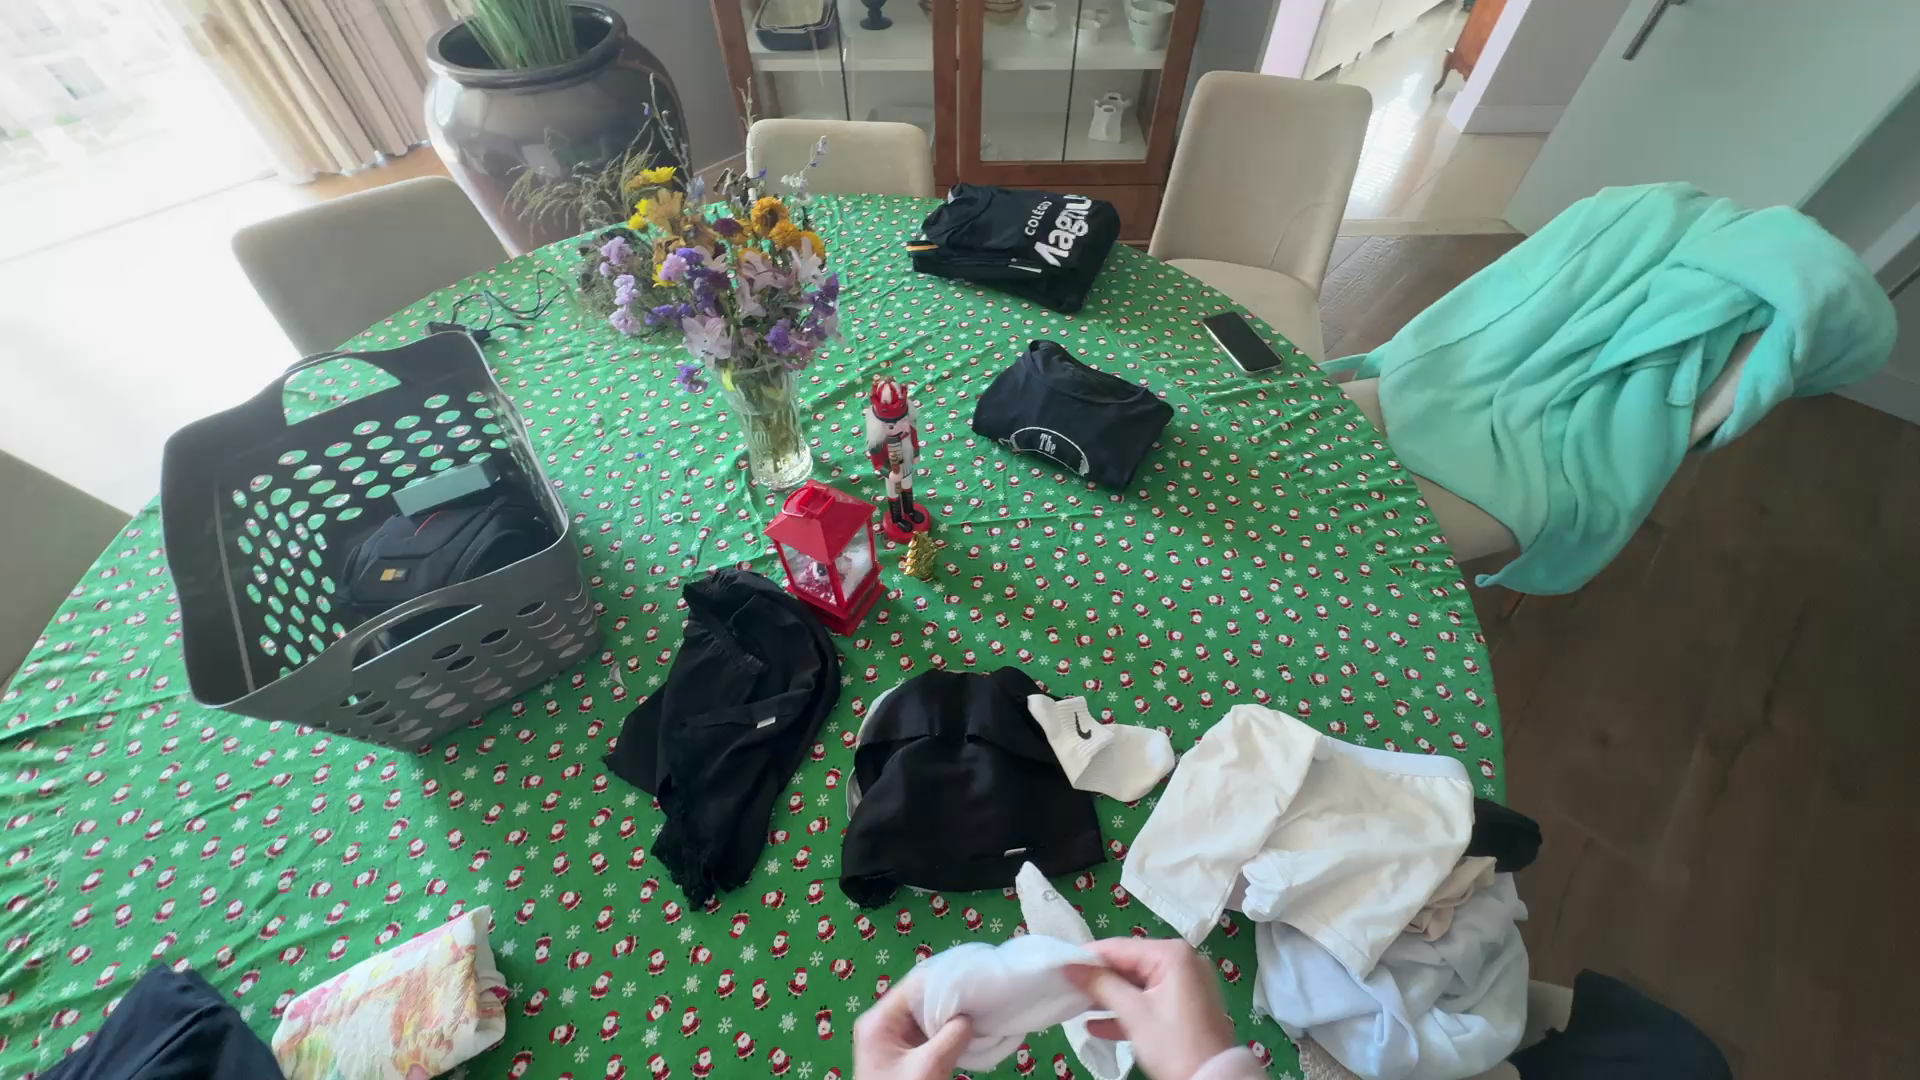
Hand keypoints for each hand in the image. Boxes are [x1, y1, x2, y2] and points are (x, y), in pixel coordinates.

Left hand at [852, 970, 973, 1079]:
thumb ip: (951, 1036)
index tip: (972, 977)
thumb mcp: (928, 1069)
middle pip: (919, 999)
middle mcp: (882, 1024)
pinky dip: (944, 1031)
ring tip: (977, 1008)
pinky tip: (965, 1029)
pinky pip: (925, 1033)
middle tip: (978, 993)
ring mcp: (891, 1040)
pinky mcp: (902, 1056)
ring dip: (948, 1015)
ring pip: (924, 1016)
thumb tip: (970, 1015)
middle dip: (949, 997)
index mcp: (878, 1020)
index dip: (944, 979)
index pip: (914, 985)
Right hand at [1066, 937, 1237, 1079]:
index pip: (1121, 948)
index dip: (1089, 956)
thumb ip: (1100, 985)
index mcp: (1173, 954)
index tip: (1061, 964)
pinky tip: (1098, 1025)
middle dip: (1099, 980)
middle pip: (1129, 965)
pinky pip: (1150, 1001)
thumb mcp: (1134, 1014)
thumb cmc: (1173, 1045)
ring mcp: (1187, 986)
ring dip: (1110, 998)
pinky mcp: (1187, 1008)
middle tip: (1068, 986)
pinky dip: (1128, 1012)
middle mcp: (1182, 962)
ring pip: (1138, 985)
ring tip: (1078, 1005)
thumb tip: (1070, 966)